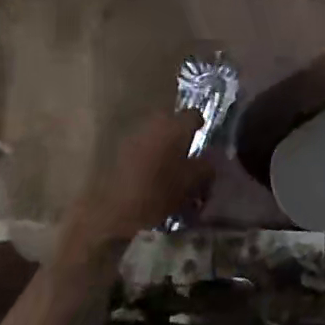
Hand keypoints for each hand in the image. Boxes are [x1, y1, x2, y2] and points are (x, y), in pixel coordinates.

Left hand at [71, 111, 214, 242]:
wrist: (113, 210)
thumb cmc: (159, 193)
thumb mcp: (192, 183)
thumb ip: (206, 167)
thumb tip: (210, 159)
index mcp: (174, 126)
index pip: (194, 115)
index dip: (200, 125)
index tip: (203, 137)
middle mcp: (152, 123)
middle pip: (171, 122)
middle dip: (180, 135)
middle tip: (187, 154)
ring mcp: (131, 135)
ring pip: (153, 134)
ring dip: (162, 145)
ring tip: (168, 166)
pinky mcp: (115, 149)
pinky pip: (139, 146)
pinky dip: (147, 155)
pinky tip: (150, 173)